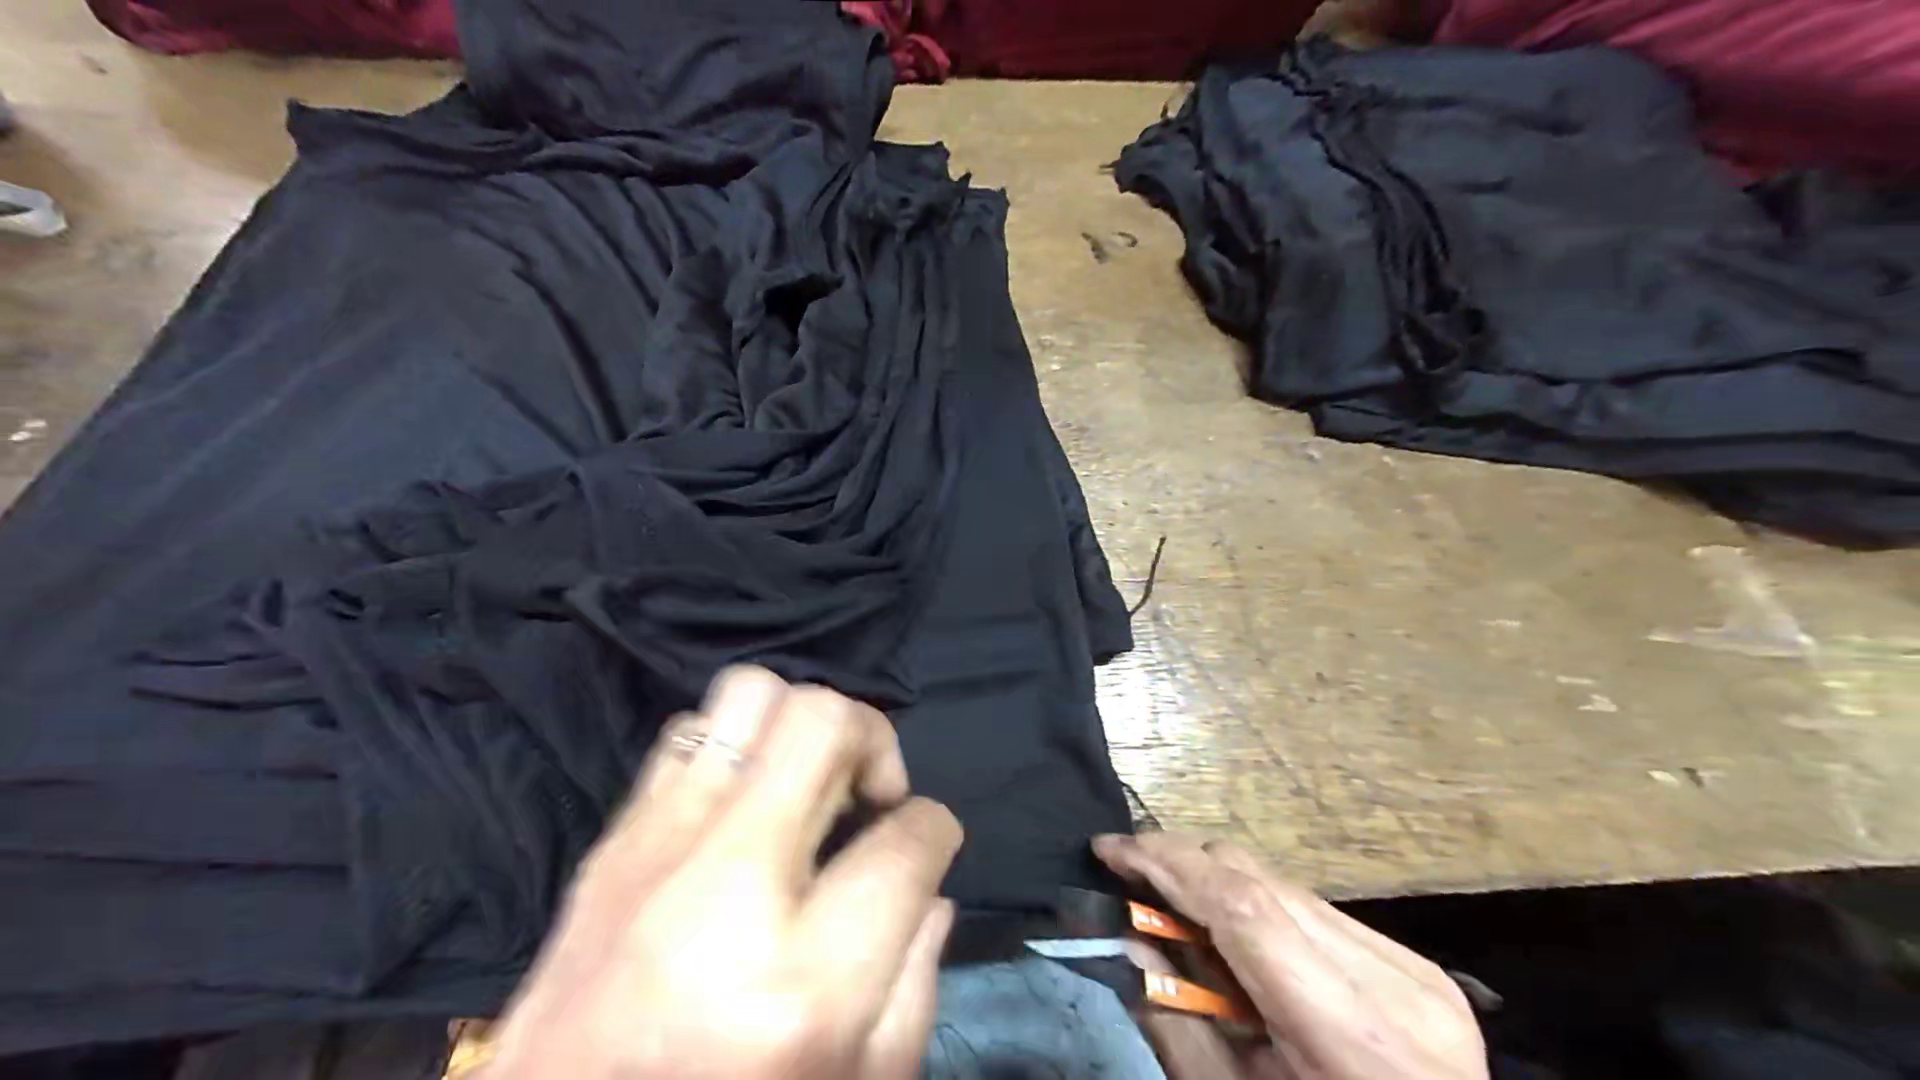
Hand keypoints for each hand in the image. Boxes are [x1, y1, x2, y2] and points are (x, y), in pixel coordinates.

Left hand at [484, 666, 963, 1079]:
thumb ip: (915, 982)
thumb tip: (928, 883)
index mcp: (803, 985)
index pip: (906, 844)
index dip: (936, 828)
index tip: (927, 839)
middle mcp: (728, 893)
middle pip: (823, 726)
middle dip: (874, 736)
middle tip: (873, 789)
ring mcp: (657, 853)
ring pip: (751, 696)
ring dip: (801, 722)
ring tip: (811, 780)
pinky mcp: (611, 843)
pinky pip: (688, 733)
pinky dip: (736, 745)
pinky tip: (745, 800)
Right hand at [1094, 833, 1487, 1079]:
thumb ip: (1176, 1023)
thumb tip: (1128, 937)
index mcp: (1353, 1040)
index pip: (1245, 907)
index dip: (1169, 865)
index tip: (1110, 851)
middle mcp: (1393, 984)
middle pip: (1261, 880)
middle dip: (1182, 862)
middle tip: (1127, 873)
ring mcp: (1414, 971)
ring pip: (1283, 885)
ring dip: (1216, 883)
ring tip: (1171, 908)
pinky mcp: (1419, 969)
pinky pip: (1313, 909)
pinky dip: (1257, 908)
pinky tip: (1232, 940)